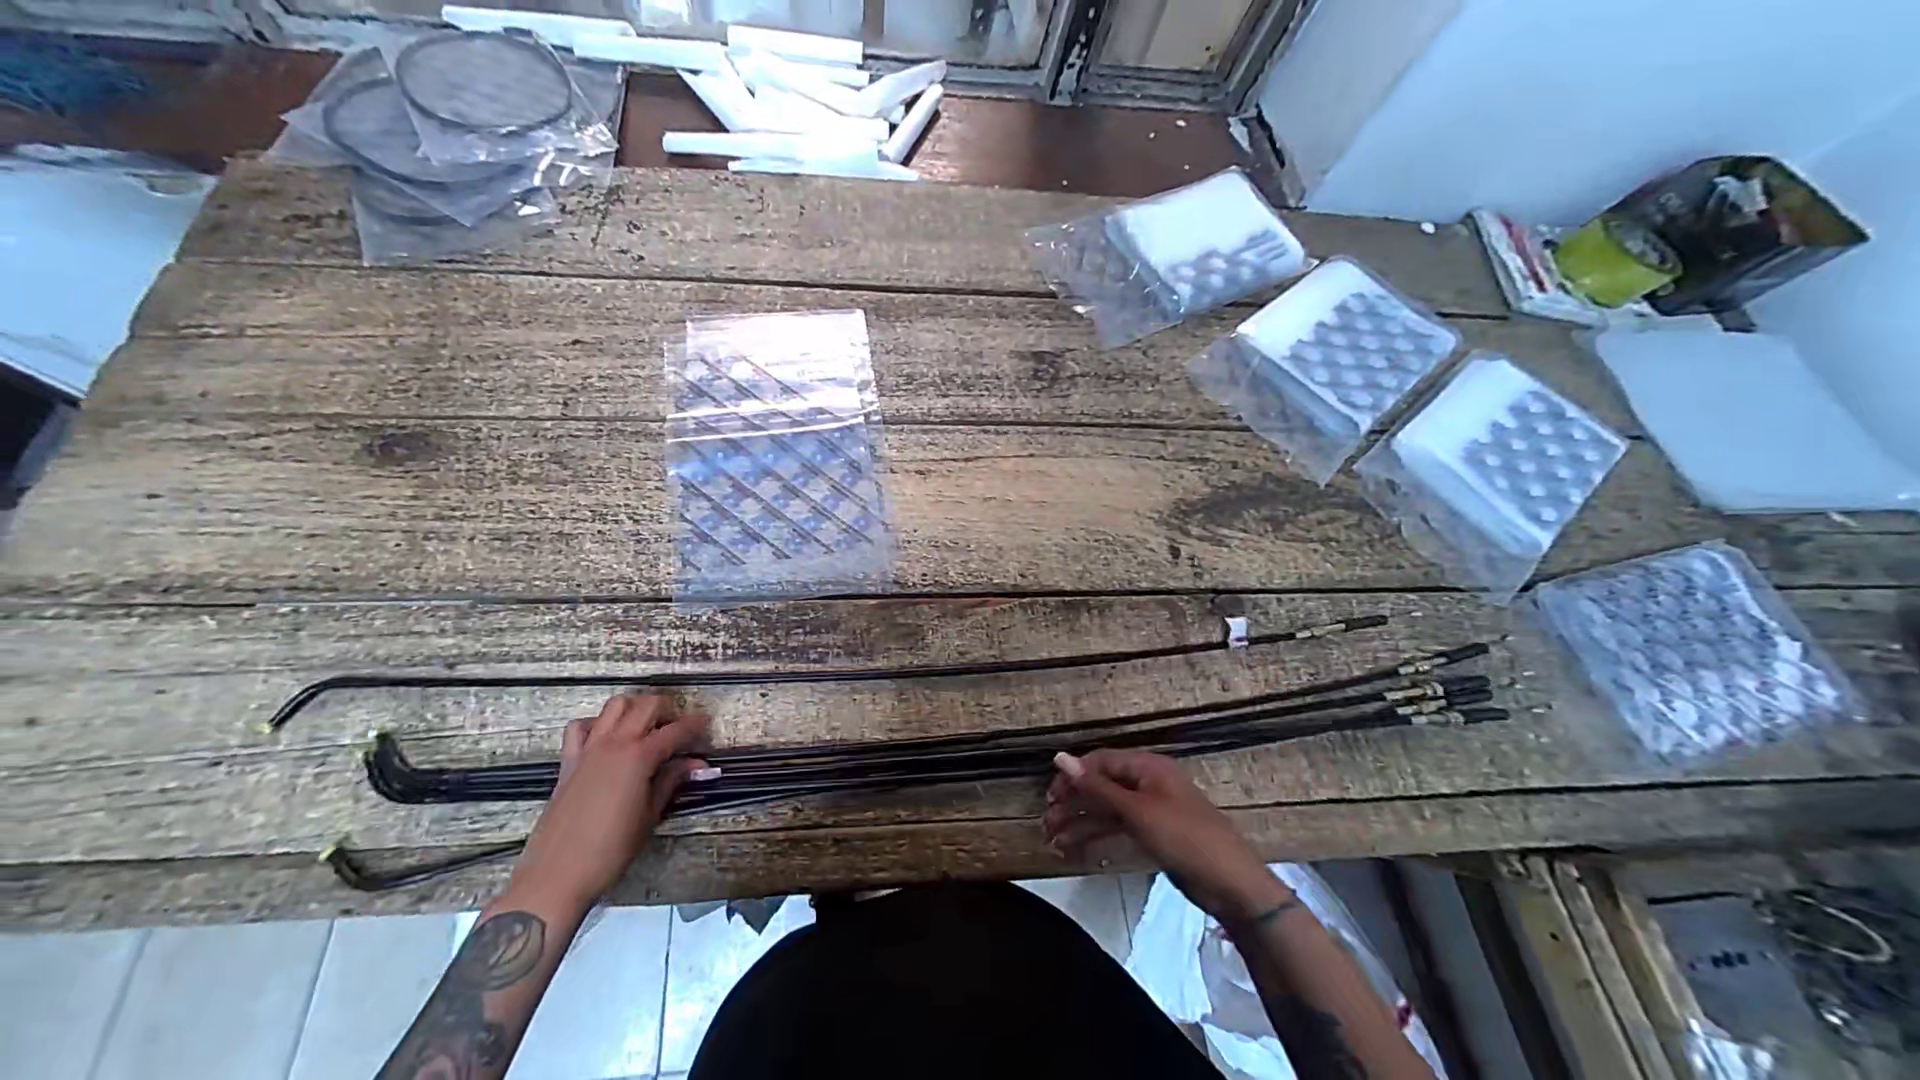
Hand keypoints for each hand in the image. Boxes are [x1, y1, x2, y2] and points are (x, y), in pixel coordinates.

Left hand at [503, 693, 710, 915]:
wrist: (556, 875)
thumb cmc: (611, 849)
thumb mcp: (650, 815)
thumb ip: (672, 781)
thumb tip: (697, 764)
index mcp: (639, 756)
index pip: (676, 730)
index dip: (695, 726)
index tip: (707, 726)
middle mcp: (614, 743)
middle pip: (646, 706)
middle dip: (668, 710)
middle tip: (679, 729)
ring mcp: (588, 749)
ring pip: (615, 706)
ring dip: (635, 709)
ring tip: (646, 728)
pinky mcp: (568, 761)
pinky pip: (581, 727)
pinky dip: (597, 724)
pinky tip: (607, 739)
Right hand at [1043, 749, 1290, 924]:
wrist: (1231, 884)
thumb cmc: (1184, 837)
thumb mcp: (1137, 811)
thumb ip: (1096, 786)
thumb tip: (1060, 757)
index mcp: (1147, 767)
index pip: (1100, 762)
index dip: (1073, 776)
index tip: (1049, 798)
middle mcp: (1148, 783)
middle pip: (1101, 786)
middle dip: (1073, 803)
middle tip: (1047, 823)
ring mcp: (1151, 810)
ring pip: (1107, 811)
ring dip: (1080, 824)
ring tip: (1053, 842)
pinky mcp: (1155, 835)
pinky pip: (1118, 830)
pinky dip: (1097, 838)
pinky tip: (1075, 851)